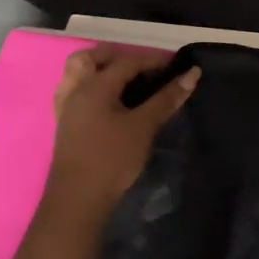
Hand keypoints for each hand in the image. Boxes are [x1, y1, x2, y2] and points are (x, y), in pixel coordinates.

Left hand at [43, 44, 199, 221]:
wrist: (78, 202)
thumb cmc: (112, 159)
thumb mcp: (144, 126)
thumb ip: (167, 98)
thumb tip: (192, 74)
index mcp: (94, 88)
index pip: (126, 62)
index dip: (153, 61)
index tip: (176, 66)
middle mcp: (75, 92)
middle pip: (88, 59)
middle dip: (116, 56)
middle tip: (143, 68)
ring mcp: (66, 109)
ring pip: (76, 75)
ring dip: (100, 70)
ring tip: (126, 80)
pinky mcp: (66, 125)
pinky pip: (75, 92)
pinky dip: (92, 87)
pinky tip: (111, 101)